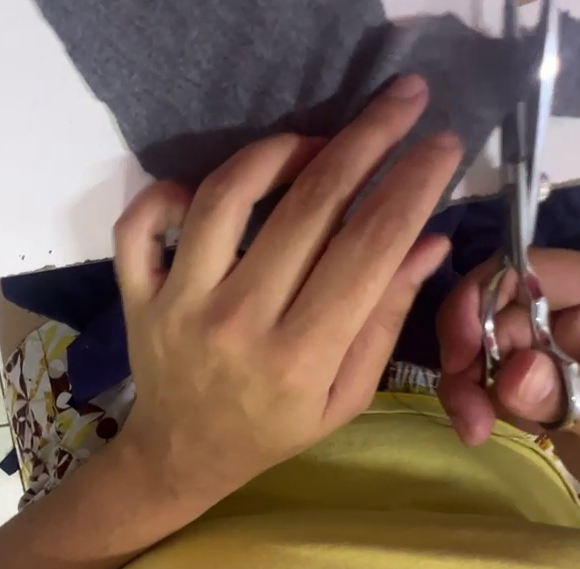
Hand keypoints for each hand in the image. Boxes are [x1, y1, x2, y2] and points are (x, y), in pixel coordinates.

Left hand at [109, 74, 461, 504]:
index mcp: (299, 356)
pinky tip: (203, 192)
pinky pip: (140, 226)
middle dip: (367, 140)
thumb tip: (429, 240)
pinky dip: (165, 193)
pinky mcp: (138, 298)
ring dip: (277, 151)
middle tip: (400, 103)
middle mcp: (237, 322)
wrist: (182, 456)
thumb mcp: (342, 398)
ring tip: (312, 145)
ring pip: (225, 197)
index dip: (412, 185)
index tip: (441, 143)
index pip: (367, 247)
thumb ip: (383, 323)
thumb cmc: (270, 430)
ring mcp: (179, 306)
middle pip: (309, 206)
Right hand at [436, 251, 579, 521]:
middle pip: (495, 308)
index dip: (480, 303)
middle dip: (469, 359)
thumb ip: (574, 398)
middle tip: (468, 415)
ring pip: (482, 340)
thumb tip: (512, 373)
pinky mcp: (541, 368)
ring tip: (475, 431)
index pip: (532, 270)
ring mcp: (562, 336)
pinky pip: (488, 369)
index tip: (459, 360)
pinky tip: (485, 430)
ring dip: (465, 385)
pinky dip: (473, 399)